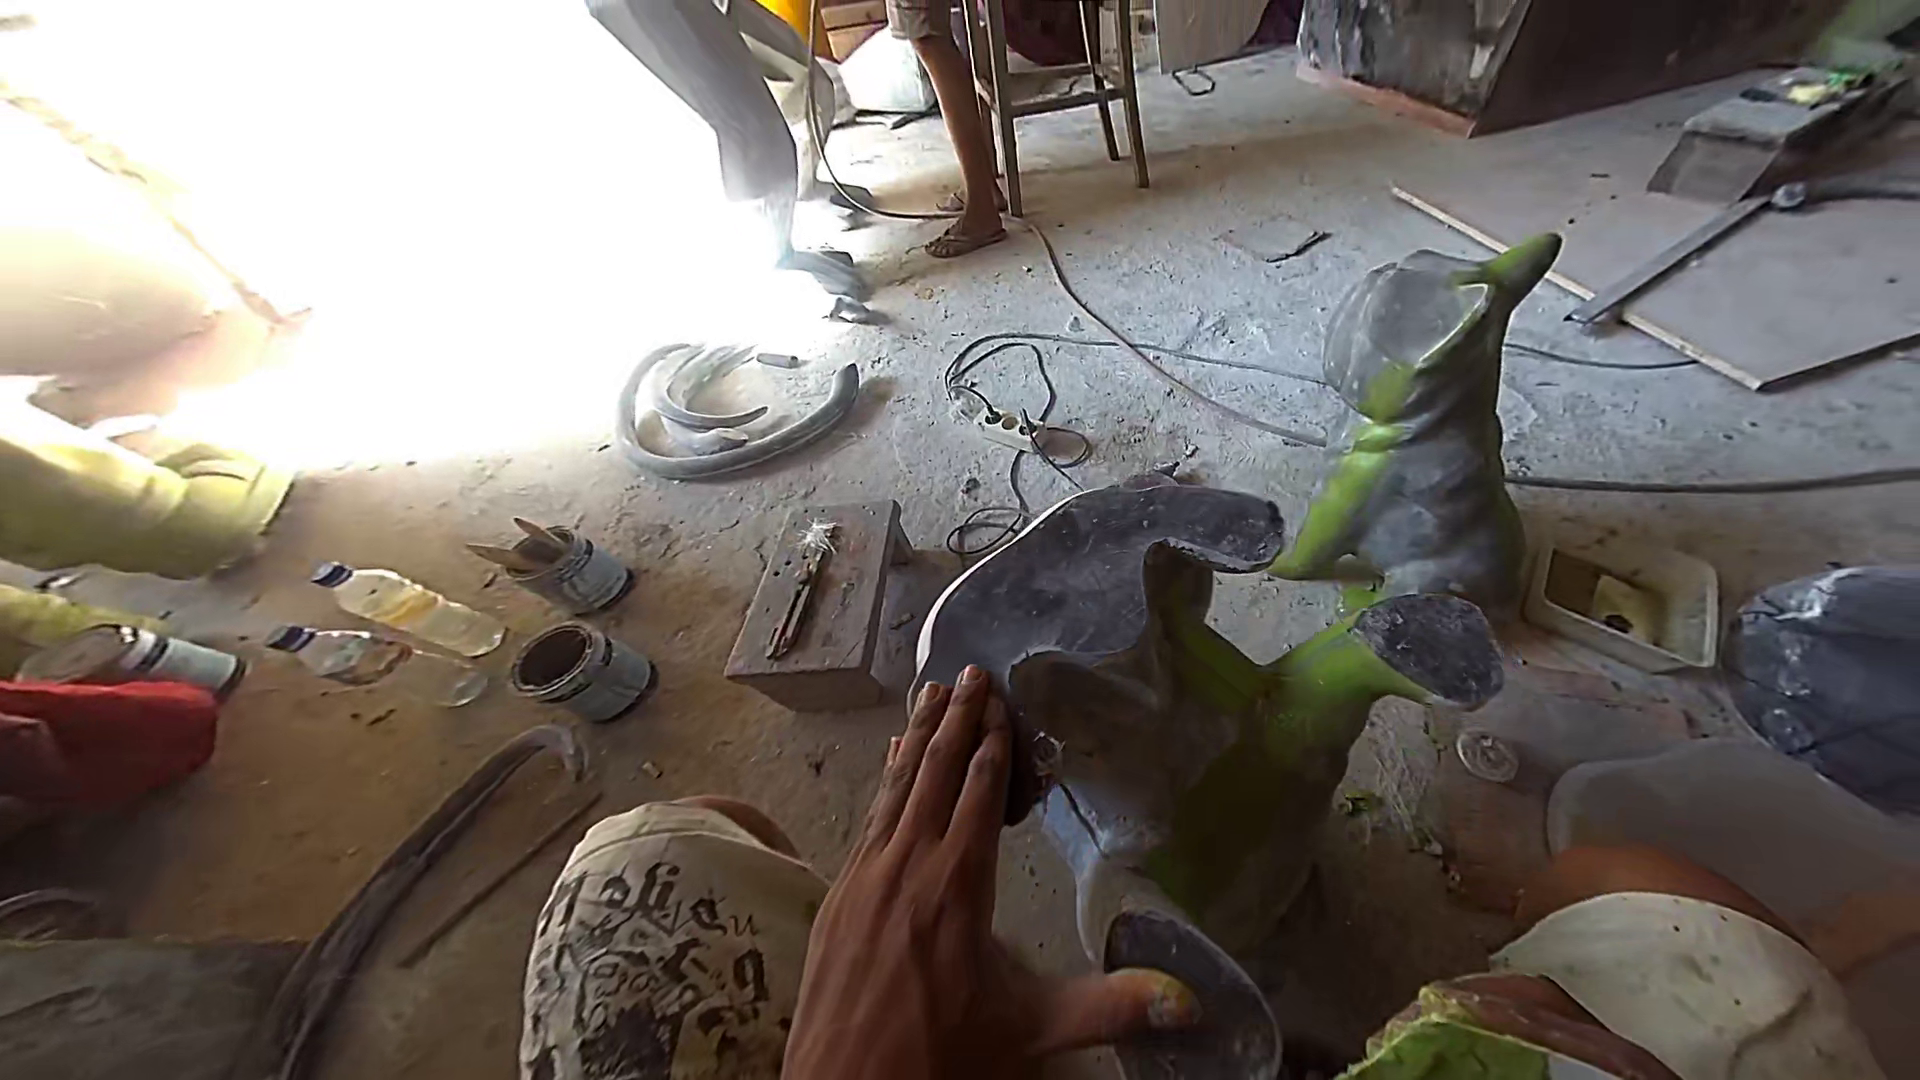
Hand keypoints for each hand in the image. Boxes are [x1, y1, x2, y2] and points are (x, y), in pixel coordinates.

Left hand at [782, 666, 1199, 1079]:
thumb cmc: (942, 1059)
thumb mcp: (1030, 1031)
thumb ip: (1108, 1007)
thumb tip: (1189, 1001)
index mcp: (959, 884)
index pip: (979, 792)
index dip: (991, 743)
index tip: (998, 703)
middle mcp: (911, 861)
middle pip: (939, 771)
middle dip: (956, 718)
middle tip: (969, 673)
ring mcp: (870, 868)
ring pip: (900, 781)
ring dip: (919, 732)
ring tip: (931, 691)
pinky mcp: (843, 883)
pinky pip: (872, 811)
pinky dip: (887, 774)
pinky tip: (891, 751)